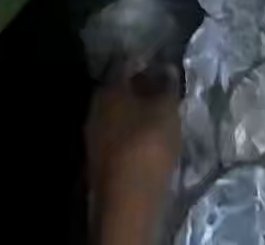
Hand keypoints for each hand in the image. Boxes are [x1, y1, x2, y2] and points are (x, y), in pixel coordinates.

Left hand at [86, 61, 181, 236]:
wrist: (127, 203)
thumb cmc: (147, 144)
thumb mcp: (167, 108)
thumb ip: (168, 84)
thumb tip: (168, 67)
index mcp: (108, 89)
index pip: (128, 63)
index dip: (149, 61)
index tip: (168, 64)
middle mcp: (96, 108)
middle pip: (123, 89)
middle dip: (144, 86)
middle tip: (168, 87)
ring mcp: (95, 136)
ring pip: (121, 113)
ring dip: (140, 110)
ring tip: (164, 112)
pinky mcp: (101, 161)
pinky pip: (121, 135)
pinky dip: (136, 131)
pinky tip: (152, 135)